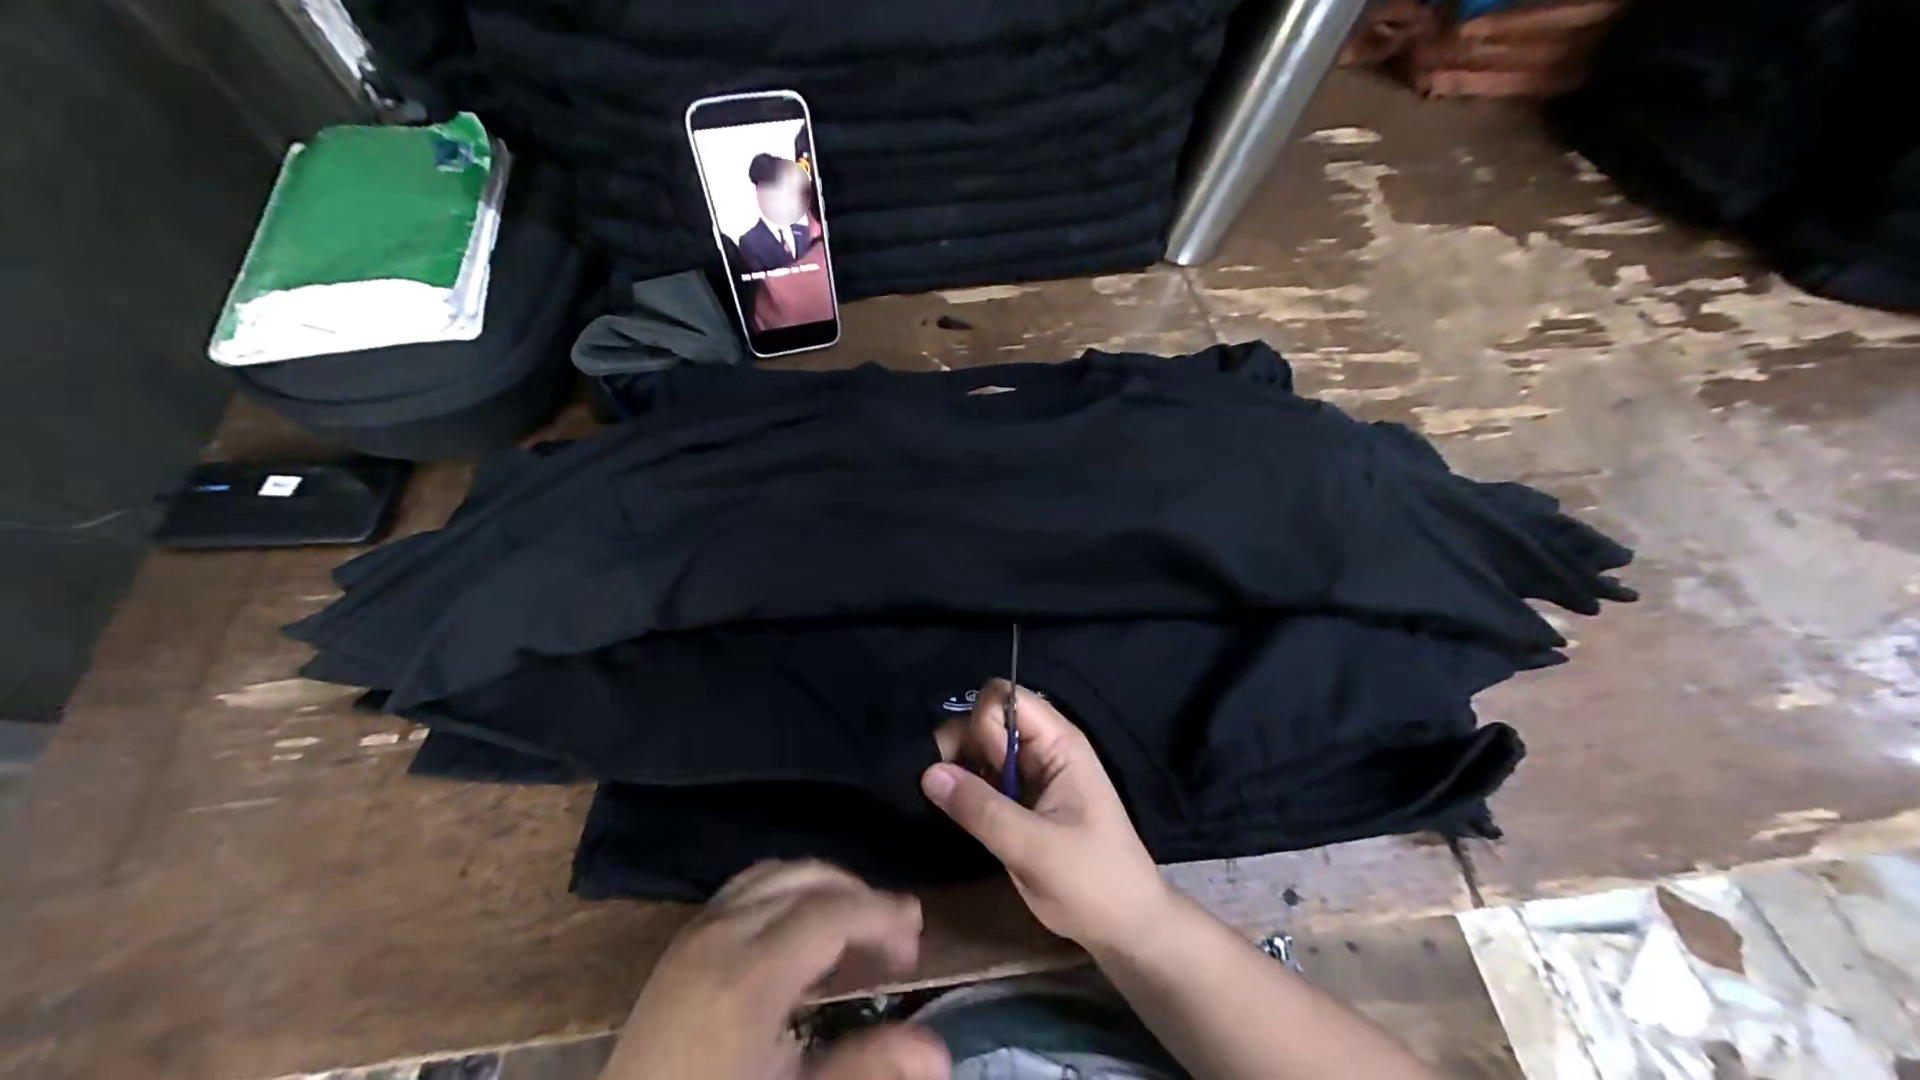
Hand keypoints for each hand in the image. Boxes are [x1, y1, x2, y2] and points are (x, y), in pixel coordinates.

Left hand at [601, 860, 949, 1079]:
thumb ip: (864, 1069)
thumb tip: (939, 1053)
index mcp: (750, 977)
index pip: (832, 912)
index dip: (882, 914)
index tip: (918, 934)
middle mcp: (723, 934)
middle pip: (808, 879)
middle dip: (860, 896)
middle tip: (896, 938)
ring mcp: (697, 930)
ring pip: (777, 872)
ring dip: (824, 887)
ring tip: (855, 927)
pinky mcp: (682, 939)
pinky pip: (747, 885)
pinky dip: (787, 888)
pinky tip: (799, 929)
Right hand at [922, 680, 1172, 950]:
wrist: (1125, 926)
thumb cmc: (1093, 882)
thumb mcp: (1036, 848)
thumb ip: (982, 809)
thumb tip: (929, 772)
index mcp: (1058, 743)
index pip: (1006, 698)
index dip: (980, 720)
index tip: (972, 763)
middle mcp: (1042, 749)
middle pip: (985, 720)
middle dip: (960, 746)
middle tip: (948, 792)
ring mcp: (1030, 775)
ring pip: (978, 748)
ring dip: (957, 769)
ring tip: (948, 805)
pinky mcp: (1019, 801)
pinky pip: (981, 777)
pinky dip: (963, 788)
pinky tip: (953, 811)